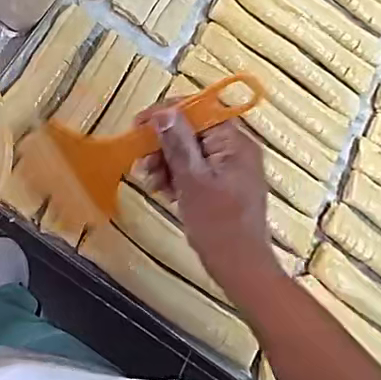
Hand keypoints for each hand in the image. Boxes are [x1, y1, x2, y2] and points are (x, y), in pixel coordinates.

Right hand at [138, 108, 278, 291]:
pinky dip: (178, 176)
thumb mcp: (192, 181)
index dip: (166, 113)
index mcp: (234, 142)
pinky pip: (197, 170)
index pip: (198, 110)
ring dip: (167, 162)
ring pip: (191, 151)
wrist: (242, 269)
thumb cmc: (218, 225)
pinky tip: (165, 191)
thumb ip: (178, 144)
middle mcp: (236, 148)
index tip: (138, 127)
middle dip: (163, 144)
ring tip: (152, 182)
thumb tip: (164, 112)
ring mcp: (232, 167)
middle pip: (192, 130)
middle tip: (141, 163)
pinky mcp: (225, 185)